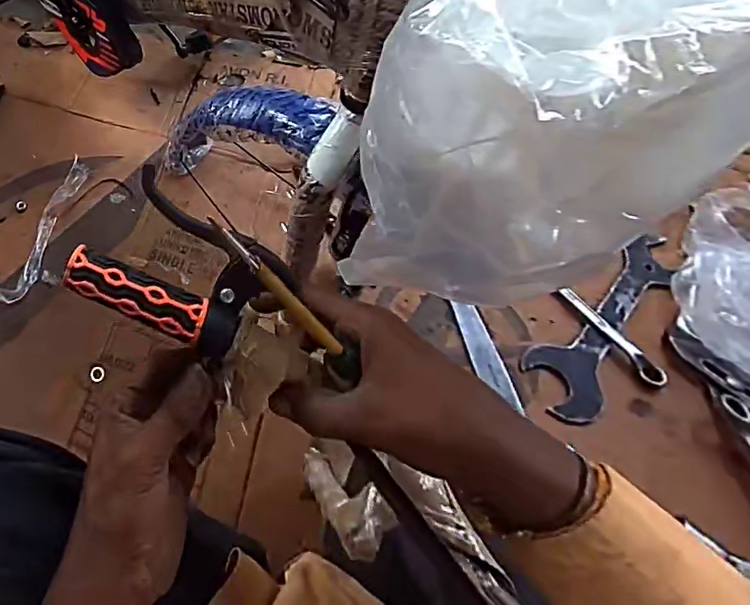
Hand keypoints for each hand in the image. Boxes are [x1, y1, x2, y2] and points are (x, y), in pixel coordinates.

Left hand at [46, 349, 216, 604]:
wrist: (122, 572)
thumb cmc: (121, 507)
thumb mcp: (145, 454)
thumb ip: (174, 413)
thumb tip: (202, 370)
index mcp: (125, 404)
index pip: (158, 366)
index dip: (186, 352)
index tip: (219, 339)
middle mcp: (144, 416)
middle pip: (180, 385)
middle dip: (203, 378)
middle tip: (234, 371)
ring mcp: (164, 441)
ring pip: (193, 409)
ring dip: (209, 405)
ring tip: (226, 402)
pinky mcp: (182, 466)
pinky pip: (200, 436)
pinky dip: (210, 431)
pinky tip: (214, 432)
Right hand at [270, 280, 585, 530]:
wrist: (502, 453)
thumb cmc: (429, 421)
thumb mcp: (363, 418)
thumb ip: (311, 407)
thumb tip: (273, 399)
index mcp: (365, 321)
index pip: (308, 296)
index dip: (276, 299)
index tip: (248, 313)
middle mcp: (374, 326)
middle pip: (318, 322)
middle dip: (292, 342)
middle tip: (269, 366)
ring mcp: (389, 350)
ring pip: (336, 348)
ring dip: (315, 367)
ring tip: (297, 393)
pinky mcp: (399, 373)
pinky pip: (355, 367)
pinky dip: (337, 382)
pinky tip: (332, 409)